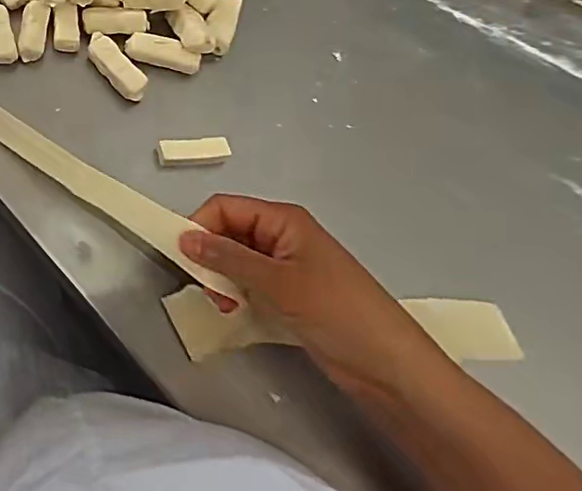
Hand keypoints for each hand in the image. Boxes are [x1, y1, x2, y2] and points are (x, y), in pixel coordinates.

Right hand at [178, 195, 449, 396]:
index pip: (225, 208)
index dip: (200, 225)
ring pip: (237, 260)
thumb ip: (227, 258)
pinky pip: (251, 283)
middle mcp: (284, 237)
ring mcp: (289, 267)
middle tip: (210, 289)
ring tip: (226, 305)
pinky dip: (239, 294)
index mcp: (283, 220)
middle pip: (229, 232)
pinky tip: (239, 312)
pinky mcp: (292, 295)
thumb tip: (184, 237)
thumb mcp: (278, 283)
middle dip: (211, 256)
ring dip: (224, 279)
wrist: (396, 373)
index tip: (184, 256)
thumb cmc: (339, 314)